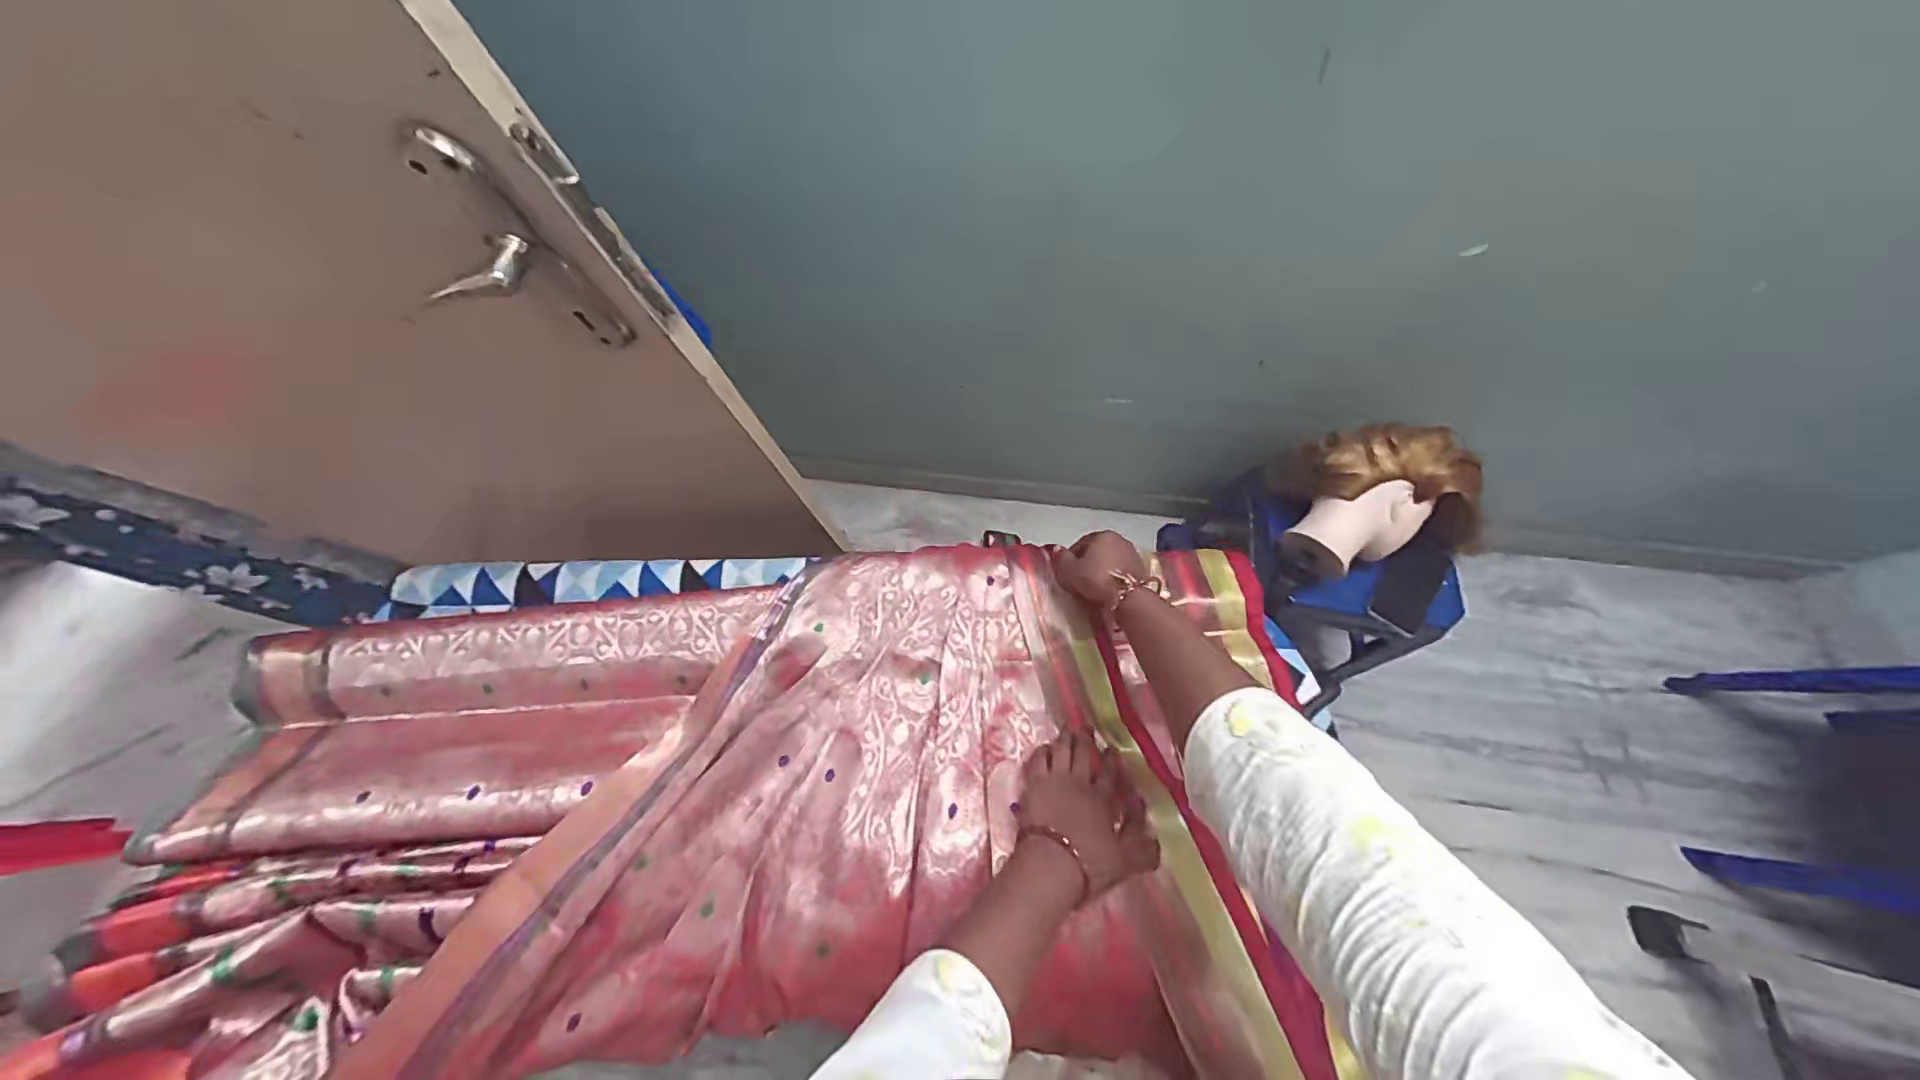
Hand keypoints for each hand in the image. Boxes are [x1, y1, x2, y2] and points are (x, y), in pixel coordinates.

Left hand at [1015, 732, 1158, 901]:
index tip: (1111, 748)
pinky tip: (1044, 747)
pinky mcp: (1034, 784)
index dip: (1112, 760)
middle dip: (1086, 740)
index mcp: (1103, 800)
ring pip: (1062, 751)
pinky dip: (1042, 750)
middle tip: (1087, 728)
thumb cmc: (1088, 864)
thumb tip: (1157, 841)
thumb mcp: (1125, 862)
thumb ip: (1143, 851)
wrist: (1050, 863)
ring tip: (1068, 728)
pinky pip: (1038, 759)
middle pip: (1084, 756)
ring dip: (1066, 738)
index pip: (1110, 774)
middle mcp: (1080, 783)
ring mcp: (1055, 780)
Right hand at [1055, 531, 1148, 609]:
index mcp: (1102, 535)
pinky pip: (1120, 572)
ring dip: (1101, 571)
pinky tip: (1107, 590)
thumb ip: (1061, 558)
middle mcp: (1119, 540)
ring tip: (1093, 588)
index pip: (1080, 544)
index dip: (1070, 559)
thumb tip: (1058, 550)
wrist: (1129, 598)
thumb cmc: (1096, 580)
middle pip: (1097, 551)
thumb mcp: (1070, 570)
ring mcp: (1132, 554)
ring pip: (1110, 562)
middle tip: (1078, 580)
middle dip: (1087, 564)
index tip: (1066, 573)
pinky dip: (1113, 578)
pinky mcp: (1141, 570)